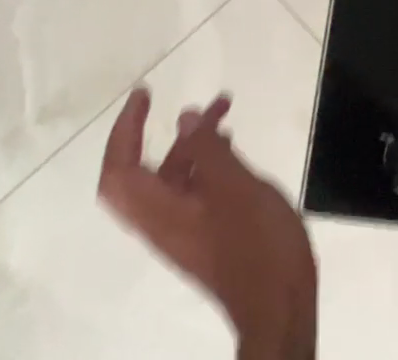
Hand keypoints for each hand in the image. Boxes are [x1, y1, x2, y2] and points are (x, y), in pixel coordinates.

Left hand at [99, 88, 316, 359]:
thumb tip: (185, 121)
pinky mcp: (209, 235)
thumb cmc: (258, 242)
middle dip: (168, 133)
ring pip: (175, 180)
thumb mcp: (238, 189)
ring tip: (230, 115)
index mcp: (161, 213)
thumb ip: (210, 154)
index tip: (146, 96)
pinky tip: (236, 152)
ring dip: (195, 145)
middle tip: (202, 102)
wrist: (278, 301)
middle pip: (144, 173)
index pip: (119, 170)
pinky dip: (209, 164)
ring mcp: (186, 231)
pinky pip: (195, 191)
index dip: (125, 130)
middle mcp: (163, 222)